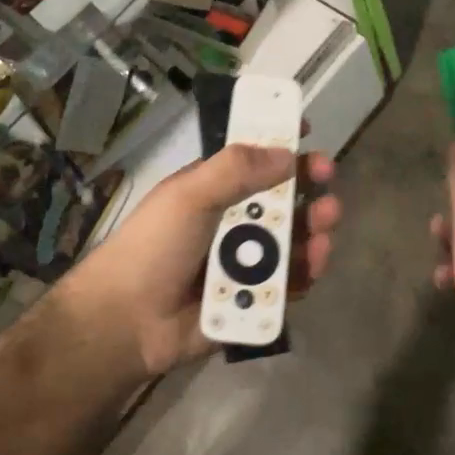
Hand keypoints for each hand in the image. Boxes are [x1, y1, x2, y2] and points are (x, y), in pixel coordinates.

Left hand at [67, 145, 340, 376]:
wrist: (127, 321)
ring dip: (313, 227)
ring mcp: (244, 261)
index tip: (308, 132)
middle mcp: (232, 222)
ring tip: (325, 224)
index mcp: (214, 191)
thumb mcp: (190, 195)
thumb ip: (236, 170)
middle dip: (308, 185)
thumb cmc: (154, 247)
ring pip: (291, 240)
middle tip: (327, 178)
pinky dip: (305, 271)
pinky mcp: (253, 299)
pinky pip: (288, 282)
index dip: (280, 145)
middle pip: (282, 198)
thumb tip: (287, 153)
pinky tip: (315, 261)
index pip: (253, 160)